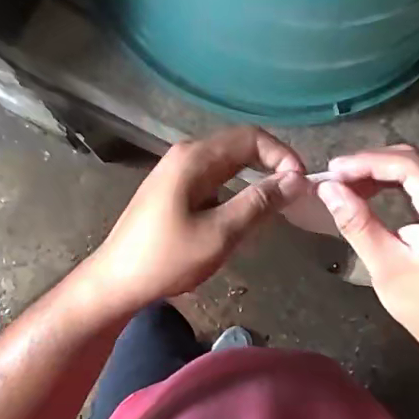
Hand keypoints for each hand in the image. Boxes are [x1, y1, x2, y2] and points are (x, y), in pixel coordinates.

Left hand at [81, 126, 308, 309]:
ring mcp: (176, 171)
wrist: (116, 281)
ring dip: (255, 176)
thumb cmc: (166, 259)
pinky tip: (245, 211)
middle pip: (239, 145)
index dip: (282, 155)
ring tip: (277, 202)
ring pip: (227, 162)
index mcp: (194, 158)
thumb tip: (297, 180)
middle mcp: (184, 155)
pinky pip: (214, 177)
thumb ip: (259, 203)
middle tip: (295, 193)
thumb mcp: (219, 234)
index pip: (251, 137)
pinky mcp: (172, 189)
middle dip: (272, 164)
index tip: (301, 184)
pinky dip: (236, 187)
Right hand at [314, 145, 418, 353]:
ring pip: (417, 167)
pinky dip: (390, 180)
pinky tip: (366, 189)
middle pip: (415, 161)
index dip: (368, 163)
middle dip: (371, 163)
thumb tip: (327, 188)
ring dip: (379, 169)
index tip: (334, 171)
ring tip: (345, 181)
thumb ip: (357, 224)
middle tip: (334, 175)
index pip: (410, 168)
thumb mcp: (385, 266)